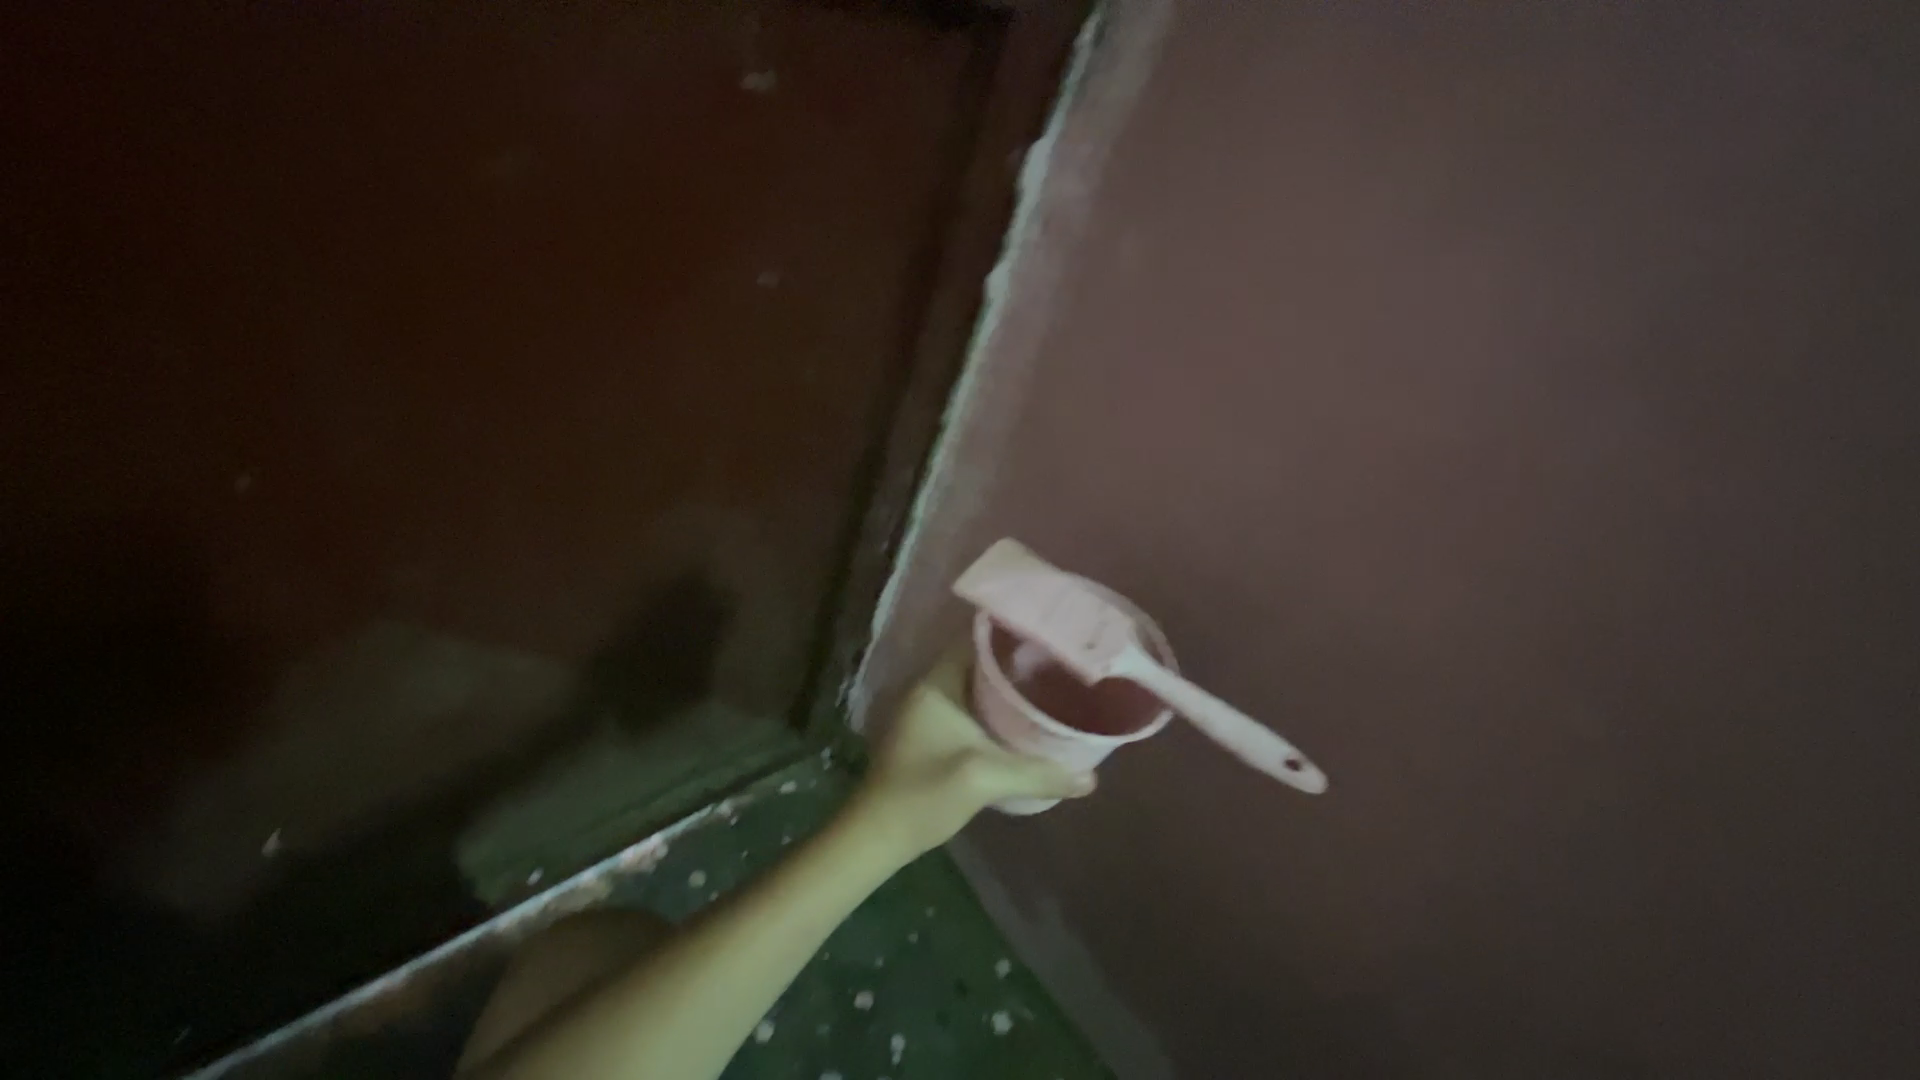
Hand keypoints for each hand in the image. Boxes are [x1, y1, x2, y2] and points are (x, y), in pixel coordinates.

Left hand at [849, 646, 1095, 857]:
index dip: (1011, 632)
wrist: (879, 835)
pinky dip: (999, 710)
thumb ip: (1037, 773)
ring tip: (1052, 685)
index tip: (1050, 634)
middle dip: (1018, 661)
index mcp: (938, 683)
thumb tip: (1091, 780)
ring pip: (978, 687)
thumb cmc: (924, 794)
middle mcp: (932, 690)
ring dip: (1009, 687)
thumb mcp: (986, 779)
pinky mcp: (934, 737)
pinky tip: (1026, 722)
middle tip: (1060, 662)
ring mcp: (931, 714)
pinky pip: (974, 709)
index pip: (976, 638)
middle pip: (981, 661)